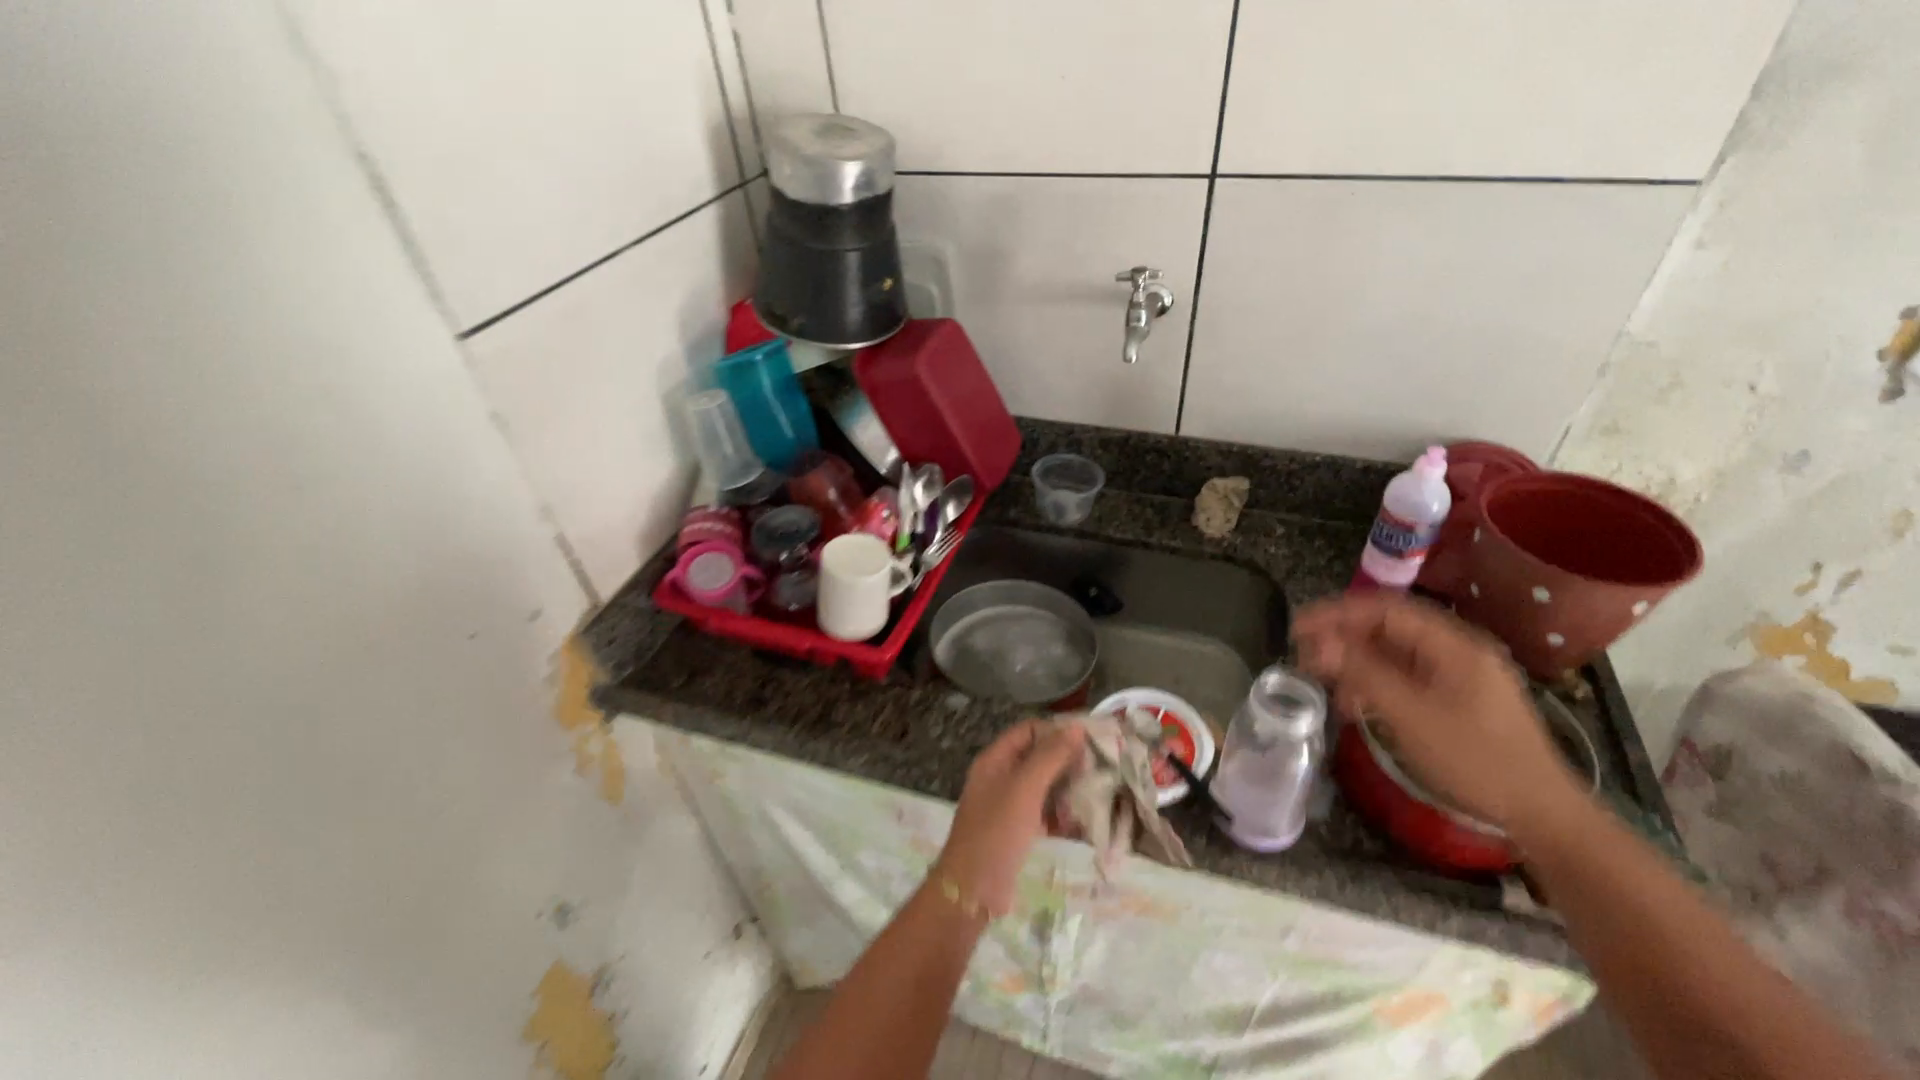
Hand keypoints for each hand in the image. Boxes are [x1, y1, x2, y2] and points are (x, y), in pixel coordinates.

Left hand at [932, 718, 1085, 916]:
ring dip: (1067, 789)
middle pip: (1038, 757)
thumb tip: (1076, 727)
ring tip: (1097, 794)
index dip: (1057, 731)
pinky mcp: (1017, 831)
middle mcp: (1000, 778)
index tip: (1090, 740)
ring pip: (1043, 786)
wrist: (973, 889)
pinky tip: (1083, 822)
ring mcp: (1008, 806)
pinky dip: (1061, 814)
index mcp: (995, 760)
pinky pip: (1044, 813)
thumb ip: (1050, 756)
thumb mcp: (1024, 788)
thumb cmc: (997, 832)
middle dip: (1067, 761)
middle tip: (1100, 769)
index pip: (1029, 730)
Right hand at [1293, 595, 1578, 829]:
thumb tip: (1318, 643)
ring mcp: (1460, 676)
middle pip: (1390, 629)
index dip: (1338, 613)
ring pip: (1396, 654)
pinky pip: (1408, 678)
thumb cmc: (1476, 761)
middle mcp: (1457, 651)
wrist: (1540, 812)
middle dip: (1343, 637)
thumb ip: (1363, 674)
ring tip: (1322, 680)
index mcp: (1453, 645)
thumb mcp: (1411, 716)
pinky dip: (1376, 683)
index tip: (1298, 627)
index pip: (1386, 609)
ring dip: (1356, 662)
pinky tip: (1355, 703)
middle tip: (1302, 654)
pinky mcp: (1458, 701)